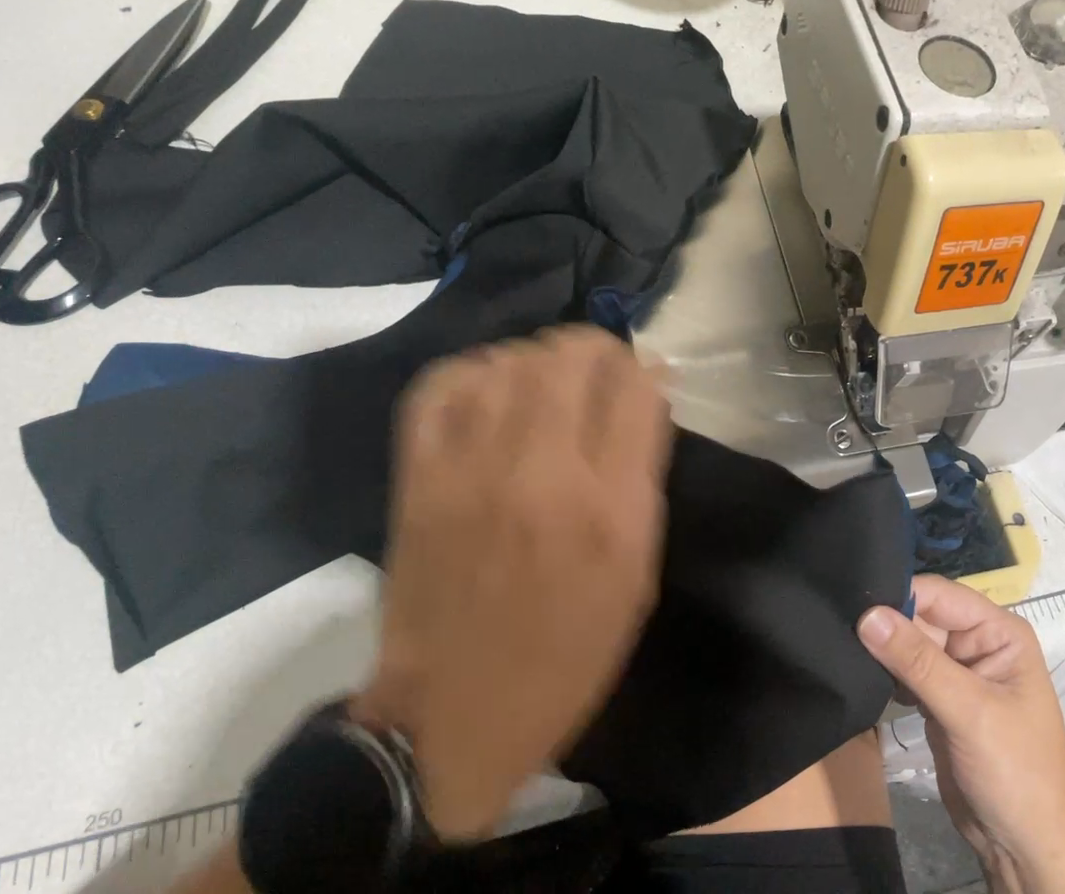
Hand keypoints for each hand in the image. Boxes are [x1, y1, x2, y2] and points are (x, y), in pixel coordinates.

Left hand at [352, 326, 672, 838]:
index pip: (637, 389)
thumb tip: (646, 397)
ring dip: (537, 360)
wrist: (452, 713)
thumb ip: (642, 479)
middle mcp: (544, 475)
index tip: (642, 382)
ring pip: (509, 360)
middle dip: (595, 351)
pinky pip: (439, 387)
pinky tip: (489, 393)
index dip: (645, 370)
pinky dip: (472, 374)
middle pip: (571, 356)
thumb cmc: (567, 655)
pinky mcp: (418, 478)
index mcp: (610, 510)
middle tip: (597, 374)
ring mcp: (471, 471)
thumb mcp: (637, 576)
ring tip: (545, 386)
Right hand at [858, 576, 1064, 893]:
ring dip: (879, 647)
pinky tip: (856, 672)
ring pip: (908, 643)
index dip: (898, 595)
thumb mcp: (969, 711)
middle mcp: (978, 644)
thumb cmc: (1015, 772)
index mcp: (1000, 632)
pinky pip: (905, 672)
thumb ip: (918, 661)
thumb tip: (867, 614)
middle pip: (921, 616)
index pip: (940, 595)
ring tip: (837, 643)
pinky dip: (884, 673)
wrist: (1023, 846)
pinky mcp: (938, 700)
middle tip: (833, 623)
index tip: (850, 603)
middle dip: (884, 621)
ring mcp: (957, 673)